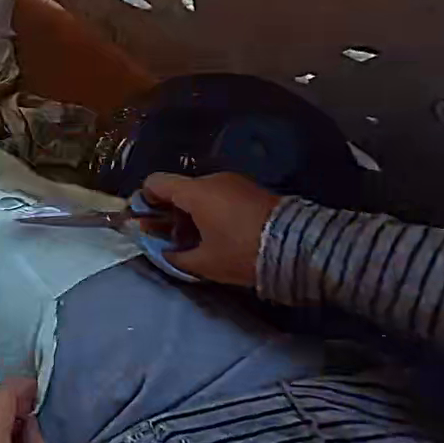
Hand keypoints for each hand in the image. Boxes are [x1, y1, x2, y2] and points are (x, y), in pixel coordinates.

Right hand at [141, 172, 281, 286]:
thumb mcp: (204, 263)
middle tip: (170, 238)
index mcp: (195, 192)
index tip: (146, 223)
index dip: (144, 200)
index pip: (155, 182)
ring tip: (197, 240)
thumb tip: (163, 252)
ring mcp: (234, 182)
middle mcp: (212, 179)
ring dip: (192, 213)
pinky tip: (219, 234)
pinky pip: (220, 196)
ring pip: (200, 193)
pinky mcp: (251, 190)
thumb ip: (175, 256)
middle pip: (178, 189)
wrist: (298, 247)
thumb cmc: (242, 253)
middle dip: (169, 212)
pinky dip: (212, 211)